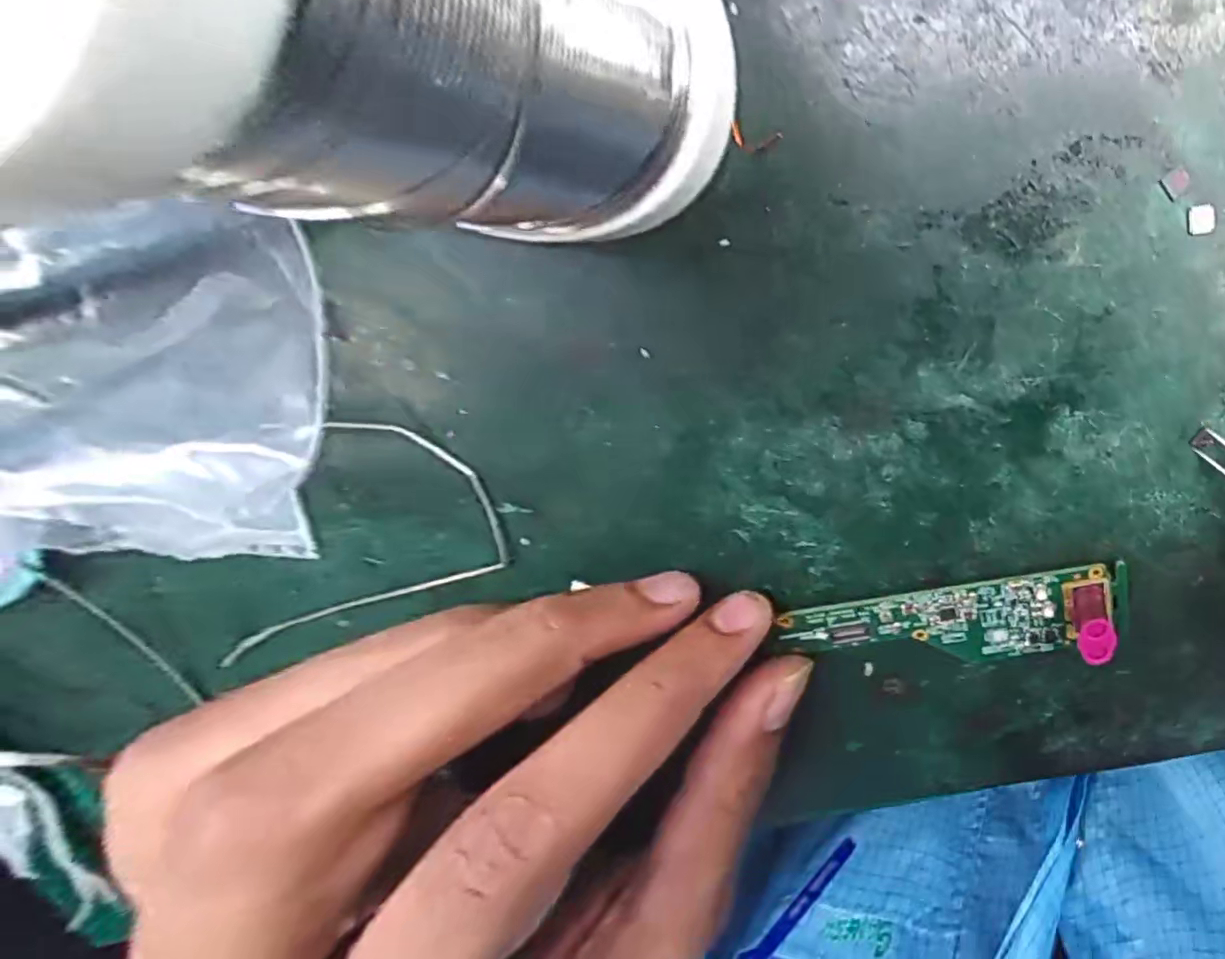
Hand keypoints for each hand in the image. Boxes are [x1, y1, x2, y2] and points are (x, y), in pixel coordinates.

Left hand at [103, 574, 812, 958]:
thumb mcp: (653, 934)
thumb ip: (715, 802)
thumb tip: (777, 673)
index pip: (505, 842)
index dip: (643, 708)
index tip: (739, 623)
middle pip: (319, 789)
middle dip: (527, 653)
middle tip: (662, 600)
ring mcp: (150, 918)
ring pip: (259, 738)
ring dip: (465, 643)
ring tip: (588, 627)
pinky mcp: (147, 842)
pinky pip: (239, 714)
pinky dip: (393, 654)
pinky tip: (483, 660)